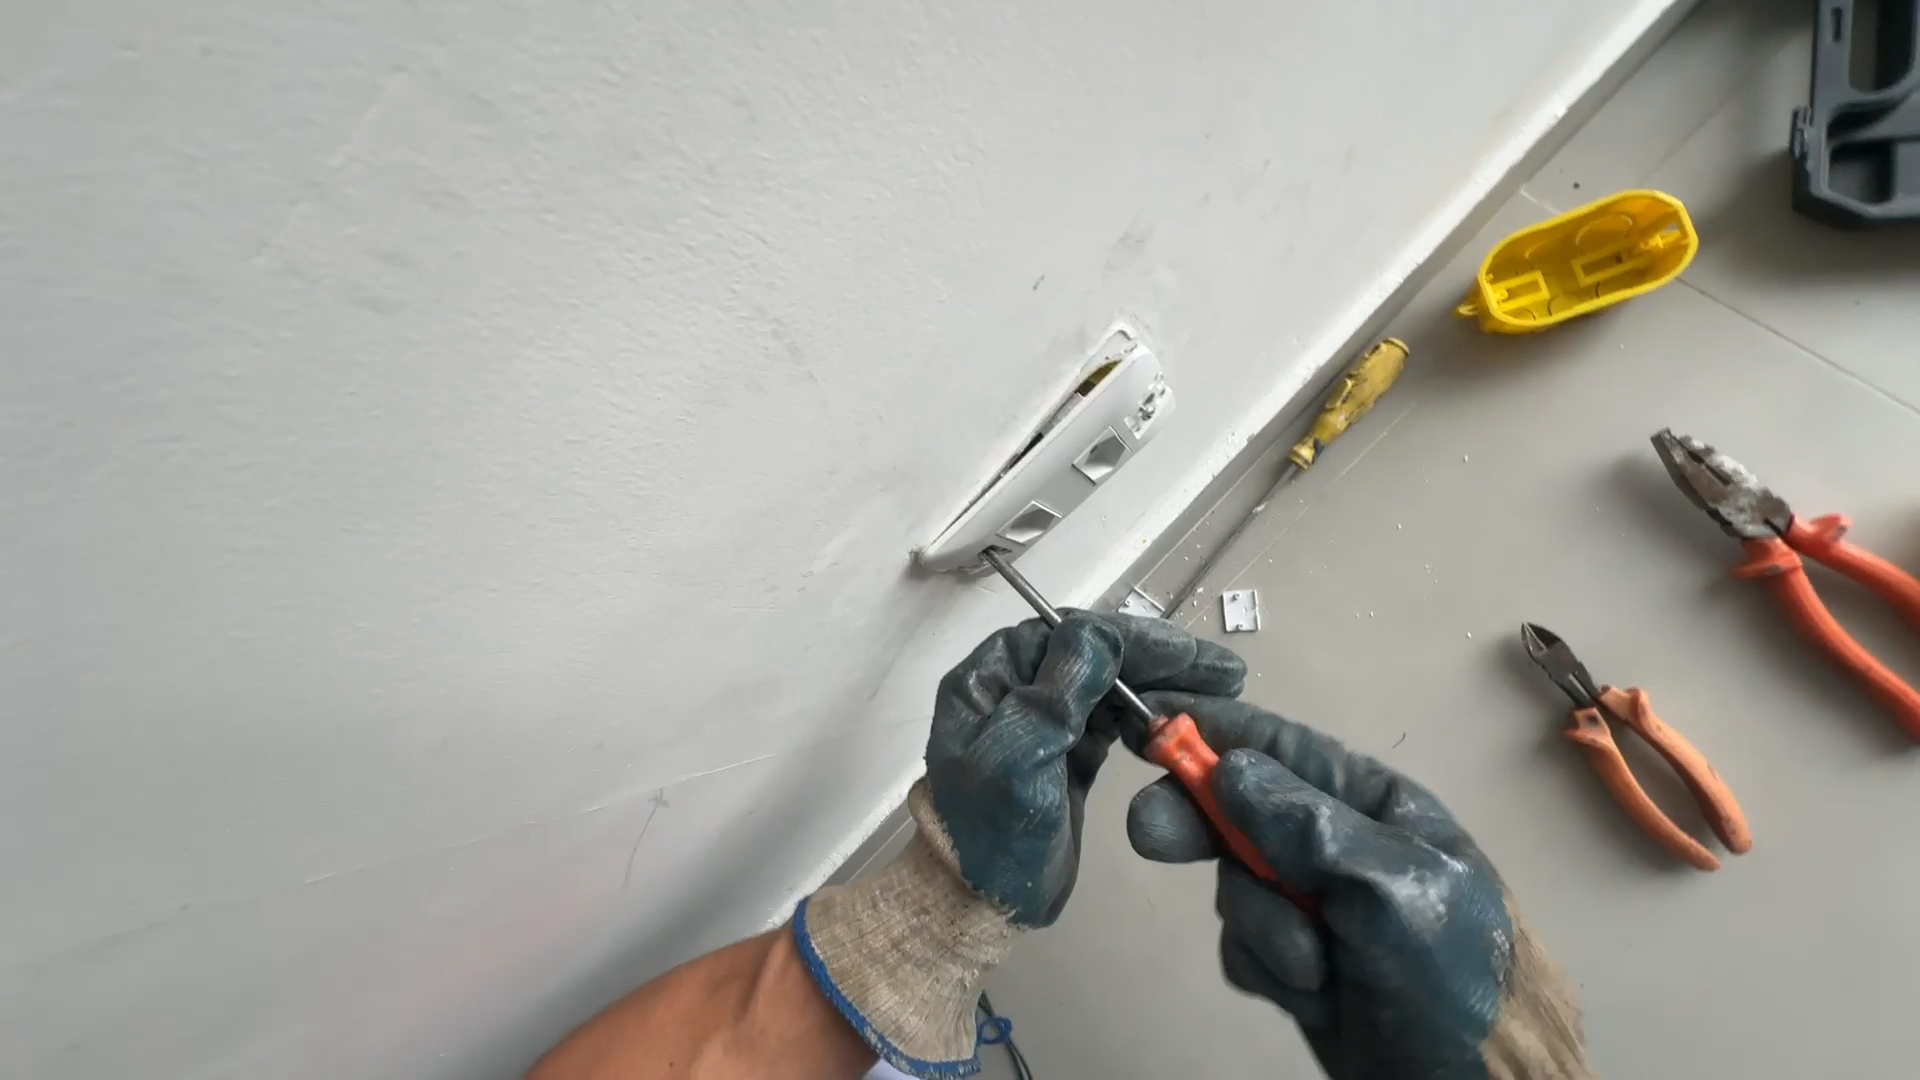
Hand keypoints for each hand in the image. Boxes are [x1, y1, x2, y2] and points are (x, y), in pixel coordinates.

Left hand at [793, 613, 1242, 1076]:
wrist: (979, 900)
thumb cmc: (990, 831)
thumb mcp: (1017, 760)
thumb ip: (1056, 693)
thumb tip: (1100, 631)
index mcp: (992, 674)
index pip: (1067, 635)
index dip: (1128, 638)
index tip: (1183, 653)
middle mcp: (1017, 685)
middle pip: (1094, 654)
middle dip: (1157, 659)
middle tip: (1223, 671)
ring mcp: (1044, 716)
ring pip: (1109, 685)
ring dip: (1160, 686)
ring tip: (1217, 691)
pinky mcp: (1068, 748)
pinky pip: (1113, 720)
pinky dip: (1147, 719)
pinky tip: (1180, 724)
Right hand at [1125, 694, 1588, 1079]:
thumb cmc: (1456, 989)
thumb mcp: (1390, 891)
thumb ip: (1305, 823)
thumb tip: (1227, 767)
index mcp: (1373, 806)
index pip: (1277, 745)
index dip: (1207, 726)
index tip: (1143, 719)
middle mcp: (1337, 844)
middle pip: (1238, 808)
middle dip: (1199, 824)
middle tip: (1149, 836)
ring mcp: (1315, 903)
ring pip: (1235, 882)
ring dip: (1263, 926)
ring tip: (1316, 971)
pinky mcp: (1297, 959)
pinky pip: (1242, 940)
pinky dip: (1267, 968)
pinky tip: (1315, 998)